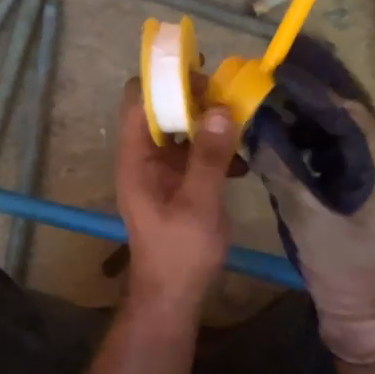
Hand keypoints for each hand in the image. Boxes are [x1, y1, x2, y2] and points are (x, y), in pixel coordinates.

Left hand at [115, 78, 238, 317]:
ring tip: (238, 119)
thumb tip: (220, 109)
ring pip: (177, 128)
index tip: (201, 75)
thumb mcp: (199, 203)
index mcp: (135, 156)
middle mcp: (141, 156)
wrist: (172, 297)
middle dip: (192, 98)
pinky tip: (239, 159)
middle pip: (159, 108)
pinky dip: (212, 146)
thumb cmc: (180, 251)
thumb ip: (210, 156)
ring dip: (206, 121)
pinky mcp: (175, 182)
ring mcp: (157, 169)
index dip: (165, 81)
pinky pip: (191, 150)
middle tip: (227, 96)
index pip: (138, 99)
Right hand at [255, 98, 374, 364]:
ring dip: (309, 109)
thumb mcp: (306, 218)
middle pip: (350, 113)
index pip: (354, 116)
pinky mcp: (353, 181)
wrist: (356, 304)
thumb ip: (283, 172)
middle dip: (313, 92)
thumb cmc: (338, 263)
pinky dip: (307, 130)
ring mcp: (369, 172)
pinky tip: (280, 125)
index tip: (282, 75)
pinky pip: (331, 143)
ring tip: (272, 93)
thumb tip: (255, 131)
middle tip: (275, 73)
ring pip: (340, 126)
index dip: (319, 92)